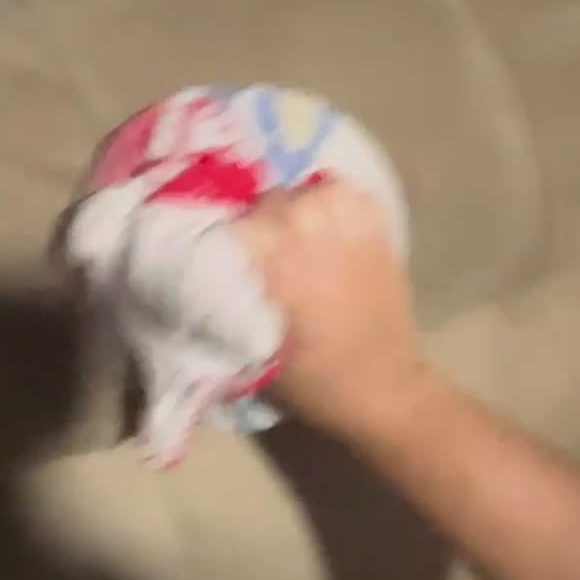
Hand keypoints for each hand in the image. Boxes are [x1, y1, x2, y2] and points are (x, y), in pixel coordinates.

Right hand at [235, 179, 438, 444]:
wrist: (383, 385)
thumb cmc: (305, 373)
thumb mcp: (241, 338)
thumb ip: (217, 289)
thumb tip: (196, 256)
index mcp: (266, 241)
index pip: (219, 217)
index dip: (217, 241)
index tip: (220, 262)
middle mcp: (302, 211)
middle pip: (257, 203)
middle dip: (255, 229)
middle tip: (261, 263)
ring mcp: (342, 204)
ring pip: (293, 195)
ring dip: (289, 218)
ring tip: (294, 252)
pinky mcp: (371, 209)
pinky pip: (330, 194)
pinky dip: (323, 213)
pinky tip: (324, 242)